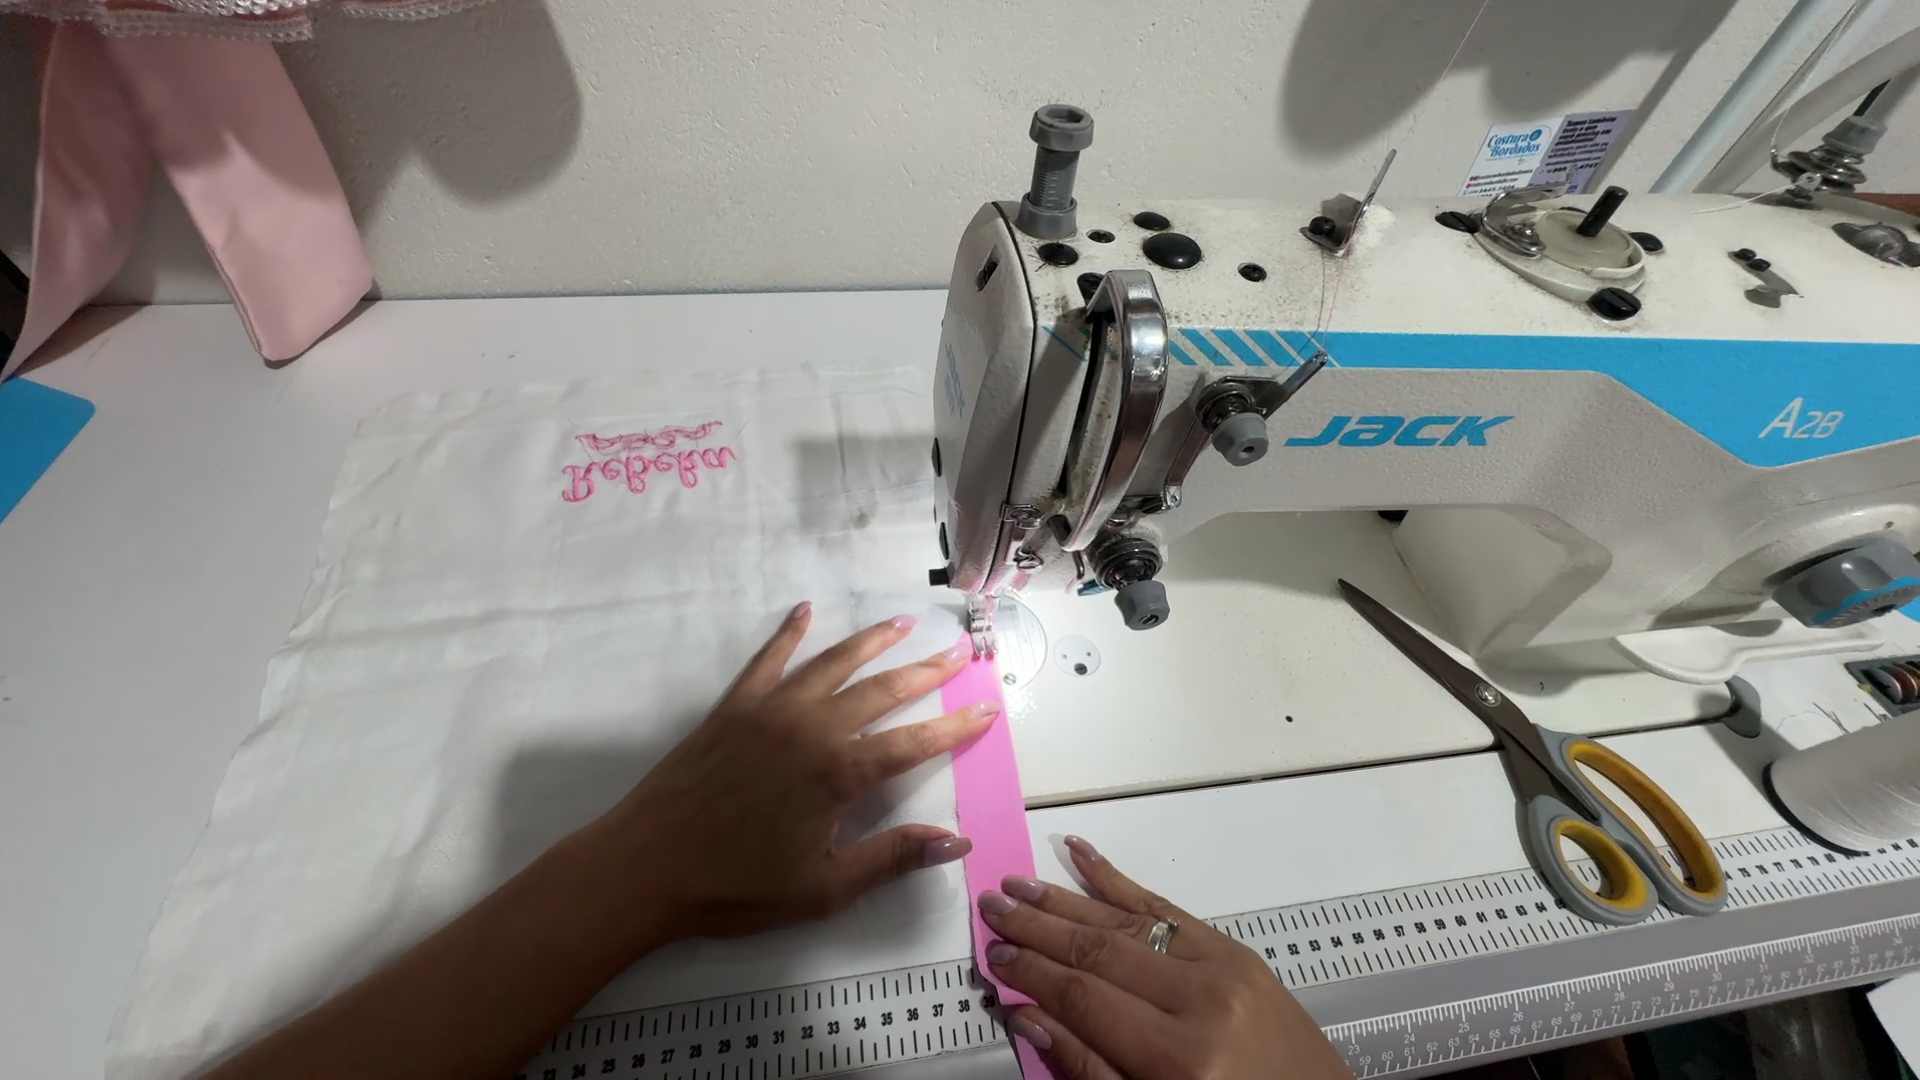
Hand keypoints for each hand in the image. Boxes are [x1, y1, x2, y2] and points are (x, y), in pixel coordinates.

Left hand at [583, 602, 994, 942]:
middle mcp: (813, 727)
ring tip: (903, 622)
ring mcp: (772, 709)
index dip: (955, 726)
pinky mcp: (736, 705)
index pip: (914, 742)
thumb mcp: (823, 888)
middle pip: (882, 690)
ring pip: (834, 663)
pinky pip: (768, 659)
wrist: (645, 866)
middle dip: (926, 671)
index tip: (986, 707)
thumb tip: (956, 842)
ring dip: (872, 641)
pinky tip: (805, 610)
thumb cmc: (737, 886)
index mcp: (839, 772)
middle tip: (958, 651)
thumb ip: (892, 857)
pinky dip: (789, 632)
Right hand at [979, 837, 1352, 1079]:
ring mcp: (1221, 965)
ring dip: (1065, 899)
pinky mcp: (1233, 948)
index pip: (1085, 997)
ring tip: (1019, 884)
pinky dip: (1117, 879)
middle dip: (1038, 927)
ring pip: (1124, 921)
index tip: (993, 954)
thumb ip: (1089, 1069)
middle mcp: (1199, 1000)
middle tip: (992, 904)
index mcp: (1180, 1060)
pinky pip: (1164, 905)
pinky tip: (1081, 853)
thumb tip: (1026, 1012)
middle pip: (1099, 950)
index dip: (1032, 974)